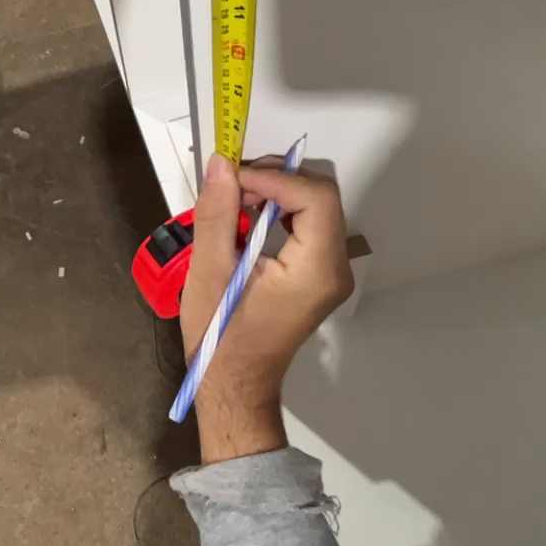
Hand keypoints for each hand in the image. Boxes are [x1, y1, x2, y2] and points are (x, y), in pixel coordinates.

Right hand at [179, 154, 355, 462]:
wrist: (233, 381)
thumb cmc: (220, 332)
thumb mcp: (209, 271)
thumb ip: (218, 213)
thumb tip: (221, 164)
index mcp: (317, 270)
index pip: (315, 198)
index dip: (274, 178)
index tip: (231, 178)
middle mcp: (335, 268)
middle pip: (321, 196)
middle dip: (276, 179)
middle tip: (231, 183)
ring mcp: (330, 272)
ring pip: (316, 205)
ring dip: (275, 191)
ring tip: (234, 197)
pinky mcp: (317, 273)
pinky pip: (308, 224)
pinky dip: (279, 208)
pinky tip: (246, 216)